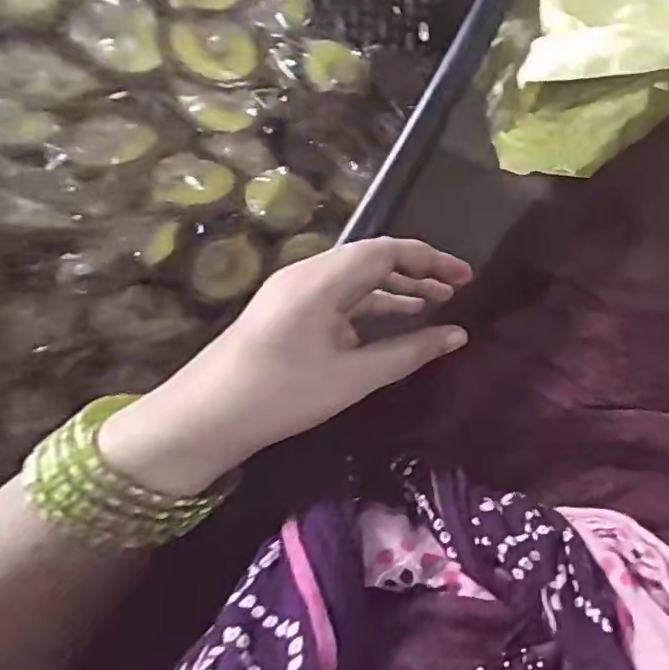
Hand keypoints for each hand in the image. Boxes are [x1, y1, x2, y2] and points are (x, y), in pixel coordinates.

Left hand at [99, 237, 472, 494]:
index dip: (431, 260)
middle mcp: (308, 274)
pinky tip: (395, 321)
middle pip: (373, 258)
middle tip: (458, 290)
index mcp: (322, 281)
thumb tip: (458, 335)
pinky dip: (373, 303)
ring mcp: (295, 290)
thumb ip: (410, 351)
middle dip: (419, 271)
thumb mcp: (354, 376)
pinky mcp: (289, 309)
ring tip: (436, 304)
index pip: (387, 251)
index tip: (466, 277)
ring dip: (398, 287)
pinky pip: (341, 295)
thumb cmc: (281, 395)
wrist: (202, 418)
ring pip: (358, 277)